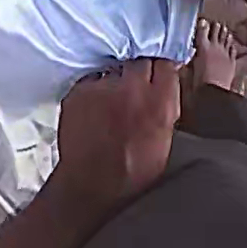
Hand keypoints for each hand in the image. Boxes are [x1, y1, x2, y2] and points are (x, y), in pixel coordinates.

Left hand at [44, 59, 180, 218]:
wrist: (91, 186)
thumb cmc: (132, 172)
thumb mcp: (163, 140)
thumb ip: (165, 107)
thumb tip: (166, 86)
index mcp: (159, 103)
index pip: (165, 63)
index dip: (161, 66)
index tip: (157, 70)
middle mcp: (132, 89)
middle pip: (139, 60)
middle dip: (139, 69)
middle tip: (134, 86)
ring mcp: (103, 87)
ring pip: (113, 69)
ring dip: (115, 79)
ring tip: (111, 102)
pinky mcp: (80, 90)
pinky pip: (91, 81)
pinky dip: (94, 90)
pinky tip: (94, 109)